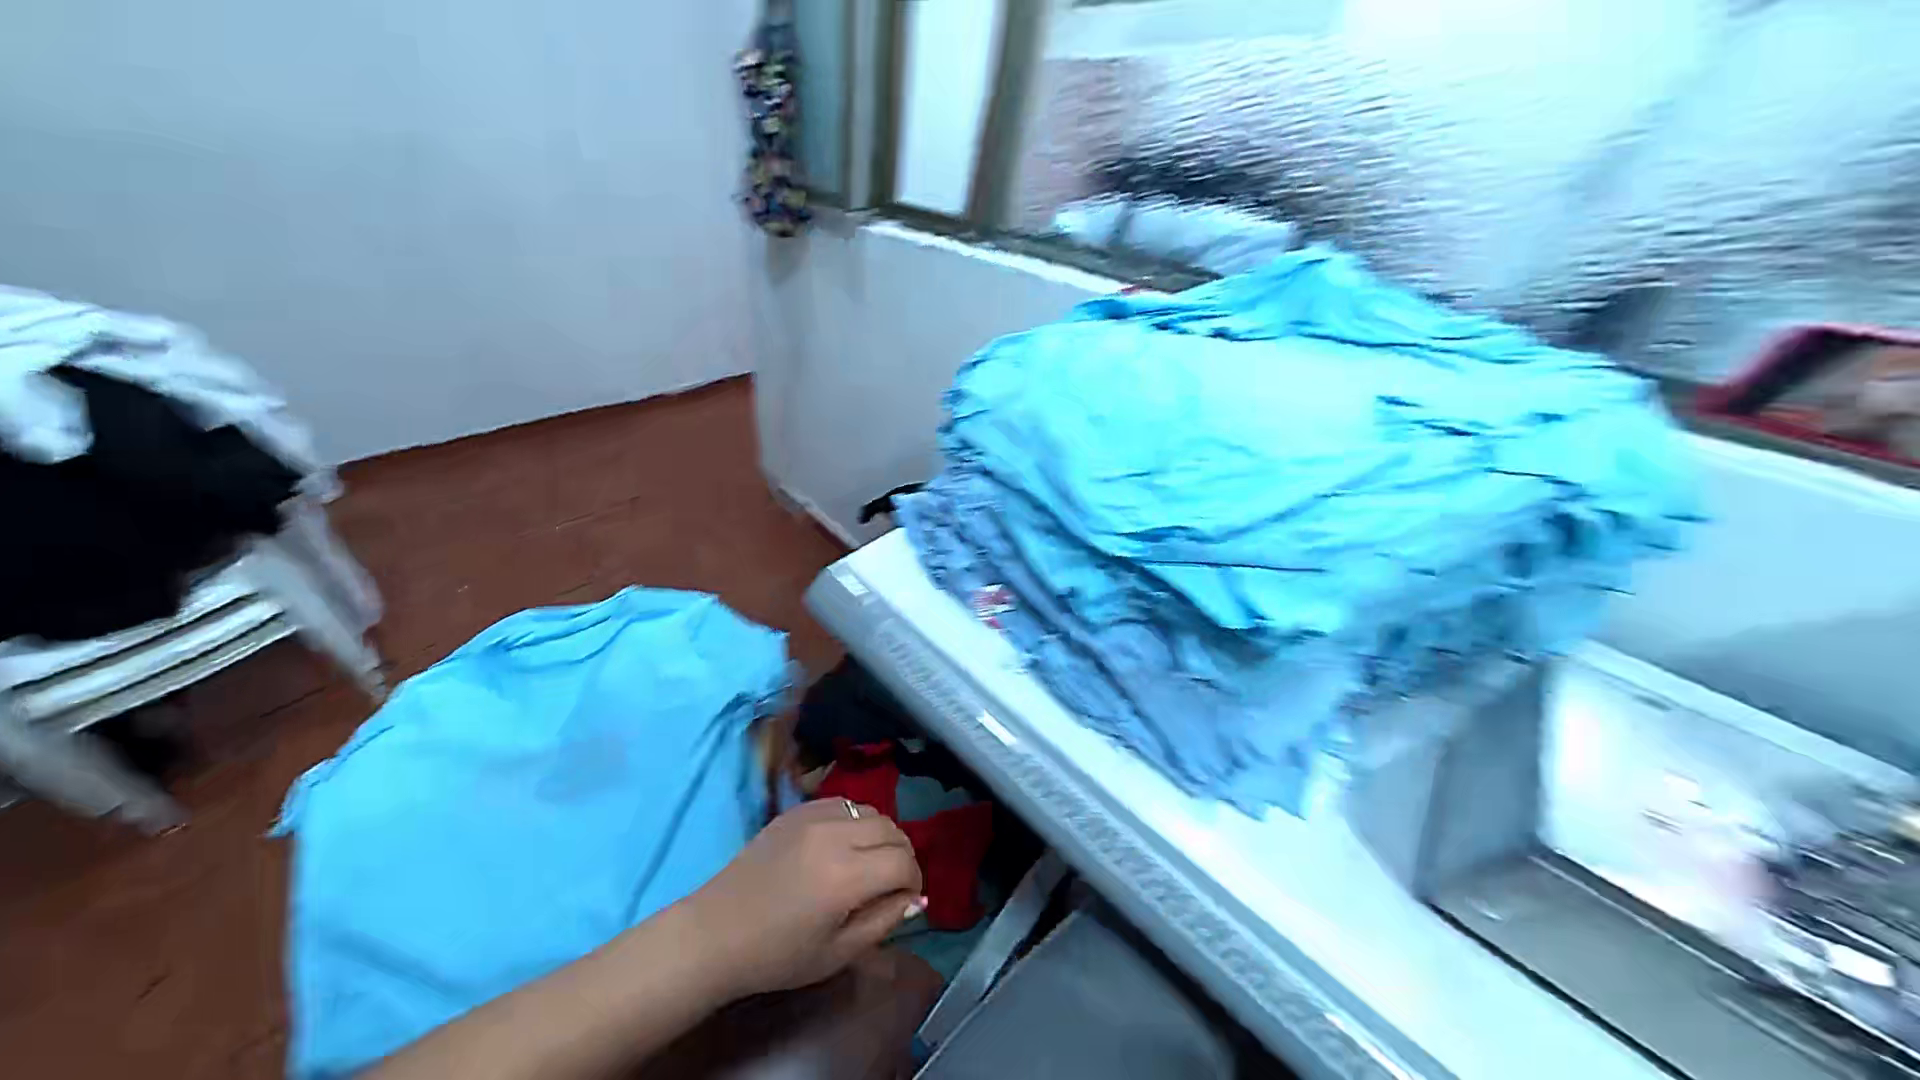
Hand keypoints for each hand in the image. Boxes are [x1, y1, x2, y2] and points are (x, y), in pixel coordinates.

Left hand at [682, 800, 924, 998]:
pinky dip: (855, 820)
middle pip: (892, 830)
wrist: (715, 933)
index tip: (906, 898)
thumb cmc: (777, 956)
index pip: (903, 862)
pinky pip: (843, 804)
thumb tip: (914, 896)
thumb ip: (884, 920)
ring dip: (881, 835)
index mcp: (845, 877)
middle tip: (892, 882)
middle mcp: (834, 836)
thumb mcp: (838, 953)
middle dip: (902, 855)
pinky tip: (843, 845)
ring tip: (869, 862)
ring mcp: (813, 816)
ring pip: (871, 811)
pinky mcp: (796, 810)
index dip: (914, 880)